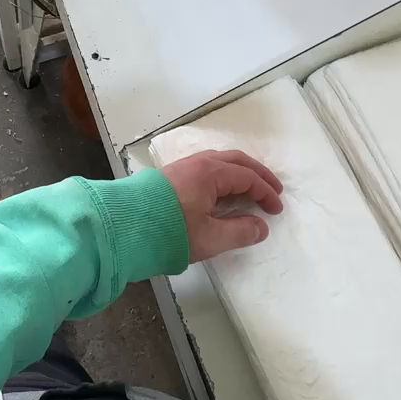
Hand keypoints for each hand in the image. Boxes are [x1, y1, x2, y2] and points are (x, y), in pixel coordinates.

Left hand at [160, 149, 284, 262]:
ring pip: (219, 161)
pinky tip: (222, 189)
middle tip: (273, 190)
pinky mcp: (170, 175)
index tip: (277, 209)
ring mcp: (182, 167)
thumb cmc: (170, 231)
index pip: (247, 177)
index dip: (265, 192)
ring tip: (250, 189)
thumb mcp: (210, 238)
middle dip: (257, 174)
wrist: (123, 225)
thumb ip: (239, 232)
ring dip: (239, 173)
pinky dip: (223, 175)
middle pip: (235, 161)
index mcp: (210, 173)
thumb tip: (261, 226)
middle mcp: (197, 163)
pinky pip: (205, 167)